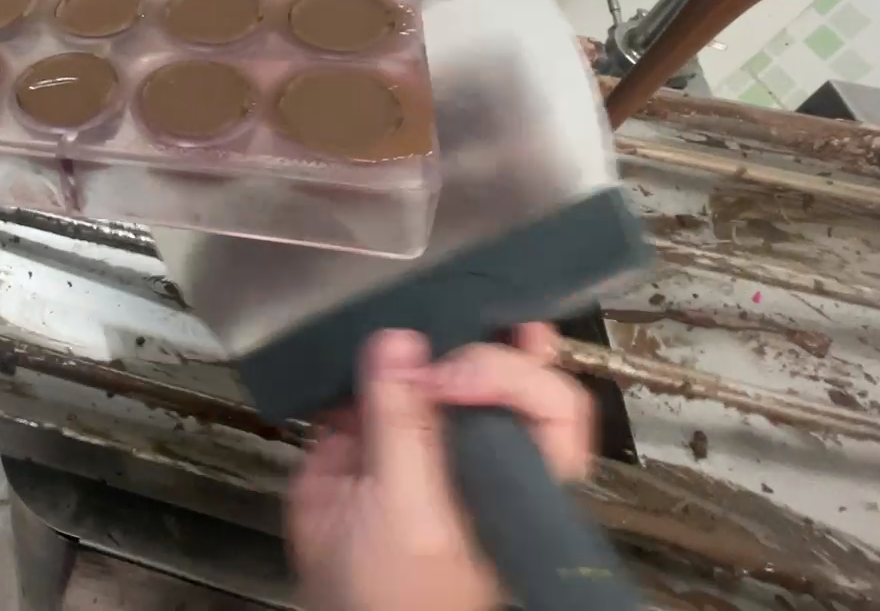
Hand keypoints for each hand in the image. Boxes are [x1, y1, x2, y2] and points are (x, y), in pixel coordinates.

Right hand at [286, 325, 593, 610]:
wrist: (335, 609)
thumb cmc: (399, 591)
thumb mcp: (411, 516)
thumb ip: (405, 431)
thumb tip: (399, 343)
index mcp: (508, 467)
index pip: (545, 401)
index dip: (506, 372)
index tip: (444, 375)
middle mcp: (467, 436)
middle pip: (491, 364)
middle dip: (474, 327)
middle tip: (448, 300)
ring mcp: (410, 427)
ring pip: (422, 358)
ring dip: (408, 328)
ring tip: (392, 299)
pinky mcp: (357, 424)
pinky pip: (359, 372)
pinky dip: (349, 347)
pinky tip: (342, 333)